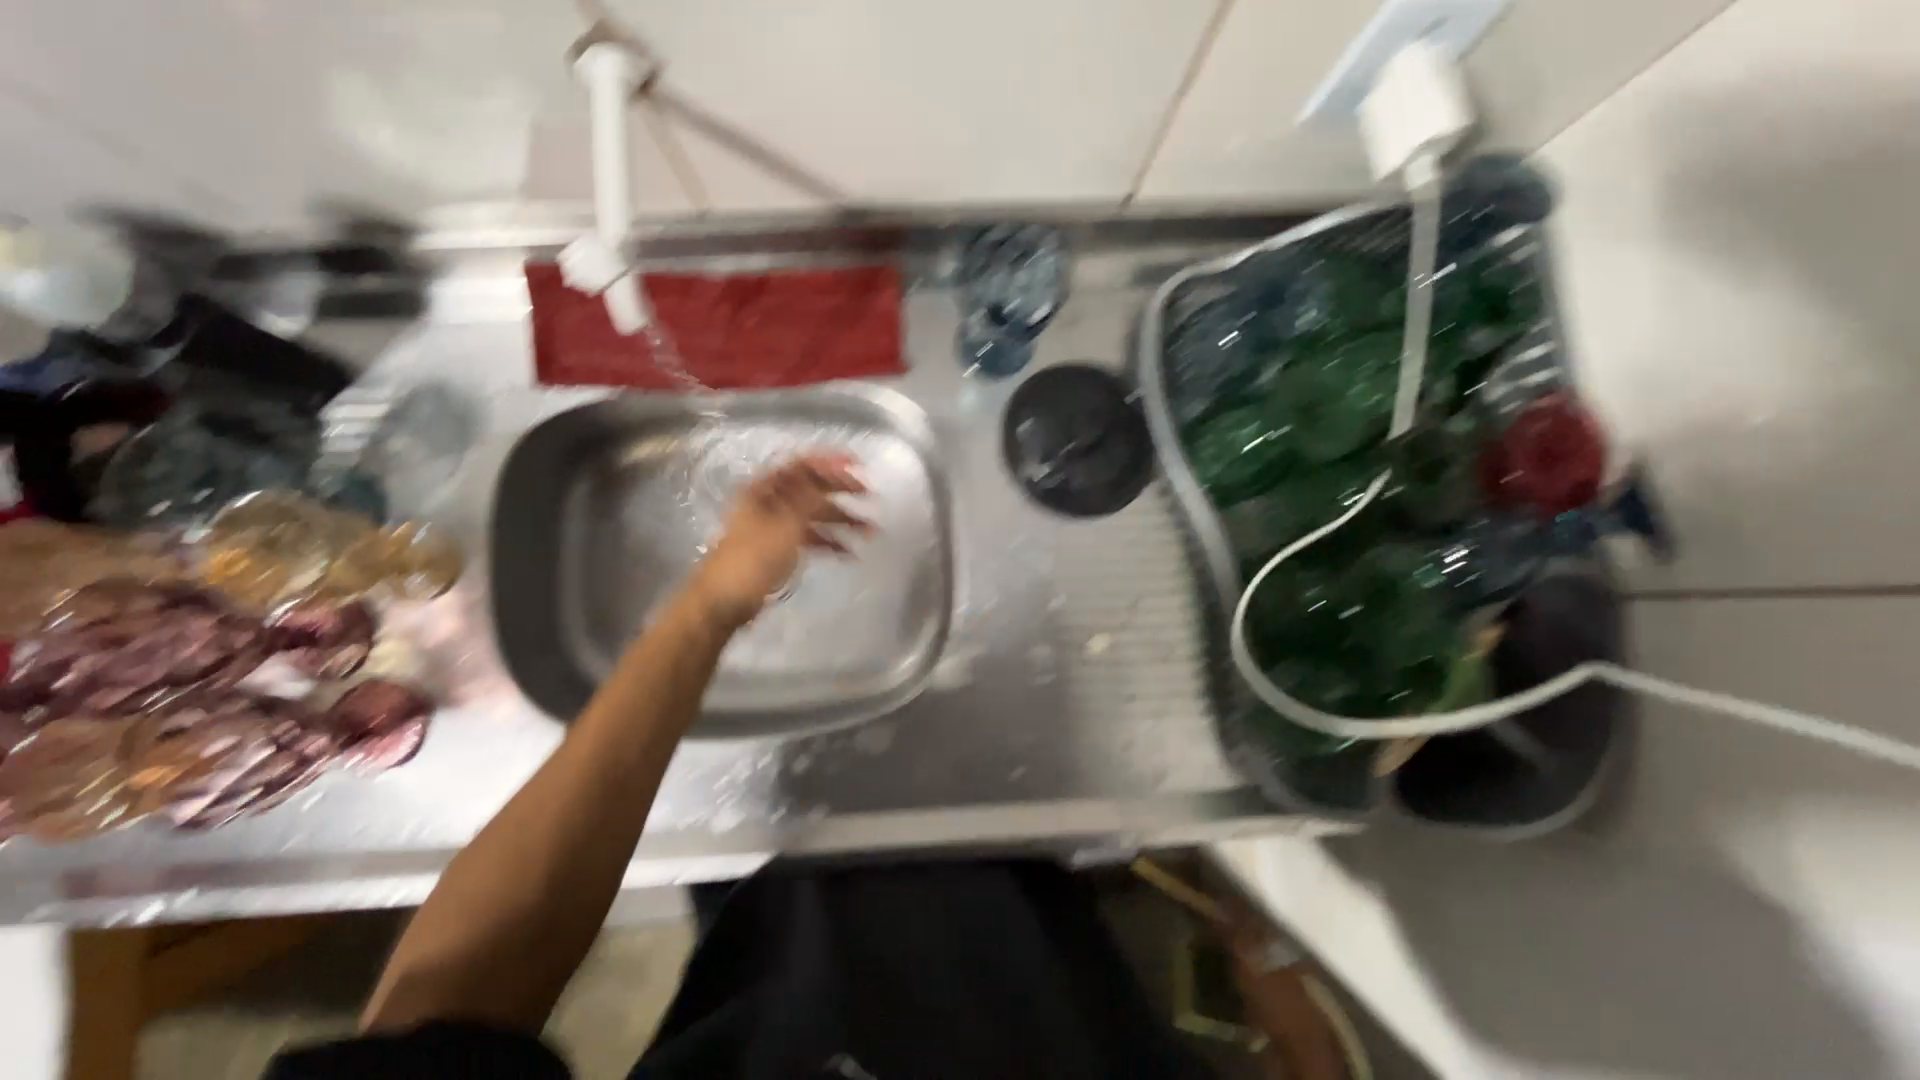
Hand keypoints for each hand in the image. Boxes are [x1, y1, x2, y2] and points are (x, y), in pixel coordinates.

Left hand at [689, 453, 870, 627]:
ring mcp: (775, 526)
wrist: (724, 601)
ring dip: (841, 519)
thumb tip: (832, 474)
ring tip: (871, 530)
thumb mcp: (785, 525)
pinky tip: (851, 552)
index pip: (801, 465)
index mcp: (765, 489)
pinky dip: (830, 542)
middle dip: (841, 490)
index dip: (829, 461)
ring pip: (814, 515)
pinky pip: (810, 538)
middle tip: (869, 494)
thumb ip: (809, 498)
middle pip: (811, 488)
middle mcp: (770, 502)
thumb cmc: (752, 559)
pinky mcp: (780, 549)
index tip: (857, 464)